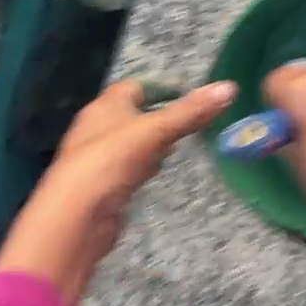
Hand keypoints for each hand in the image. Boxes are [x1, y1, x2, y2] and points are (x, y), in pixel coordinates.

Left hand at [0, 79, 236, 303]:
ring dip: (152, 144)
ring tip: (176, 149)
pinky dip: (142, 167)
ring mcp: (97, 158)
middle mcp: (97, 127)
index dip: (162, 89)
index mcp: (105, 106)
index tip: (190, 98)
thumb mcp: (156, 131)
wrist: (75, 219)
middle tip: (190, 124)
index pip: (135, 87)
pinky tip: (153, 176)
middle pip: (134, 115)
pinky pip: (127, 168)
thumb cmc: (111, 161)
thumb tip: (230, 86)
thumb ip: (191, 112)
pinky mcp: (101, 185)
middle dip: (160, 118)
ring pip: (132, 142)